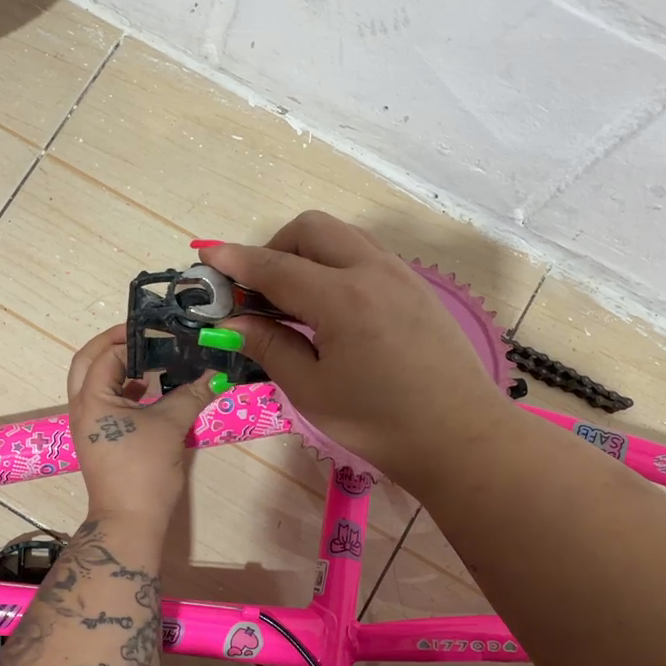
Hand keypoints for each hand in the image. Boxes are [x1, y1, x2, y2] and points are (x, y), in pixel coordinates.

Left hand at [66, 325, 215, 534]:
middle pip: (88, 362)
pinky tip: (150, 389)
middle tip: (142, 334)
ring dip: (117, 367)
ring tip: (150, 358)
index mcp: (91, 399)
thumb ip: (190, 395)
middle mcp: (82, 407)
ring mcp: (87, 425)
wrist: (129, 521)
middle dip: (112, 345)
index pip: (107, 355)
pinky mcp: (98, 438)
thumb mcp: (170, 427)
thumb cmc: (144, 472)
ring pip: (94, 383)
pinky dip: (123, 390)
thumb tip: (213, 374)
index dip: (132, 339)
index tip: (160, 331)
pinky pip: (105, 402)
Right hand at [201, 211, 514, 488]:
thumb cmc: (377, 421)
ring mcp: (400, 275)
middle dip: (274, 247)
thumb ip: (269, 346)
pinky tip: (329, 310)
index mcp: (341, 298)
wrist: (459, 436)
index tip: (206, 257)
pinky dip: (335, 265)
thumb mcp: (310, 389)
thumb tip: (229, 324)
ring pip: (342, 237)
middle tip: (257, 292)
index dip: (235, 261)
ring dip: (306, 253)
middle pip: (311, 229)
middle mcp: (372, 271)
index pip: (275, 266)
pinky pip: (365, 255)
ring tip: (291, 301)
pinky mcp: (416, 288)